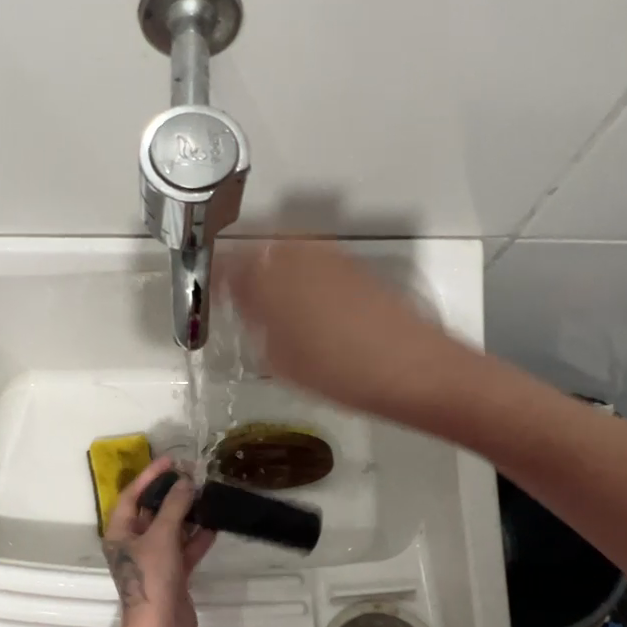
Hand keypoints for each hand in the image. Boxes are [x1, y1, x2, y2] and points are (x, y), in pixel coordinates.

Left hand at [102, 456, 215, 626]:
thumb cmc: (152, 577)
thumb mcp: (162, 536)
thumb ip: (174, 506)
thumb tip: (186, 481)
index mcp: (119, 532)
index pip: (131, 495)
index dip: (150, 476)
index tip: (171, 460)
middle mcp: (133, 544)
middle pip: (152, 511)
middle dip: (172, 495)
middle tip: (194, 477)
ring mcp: (153, 560)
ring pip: (171, 529)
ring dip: (188, 515)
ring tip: (207, 497)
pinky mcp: (172, 574)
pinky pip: (184, 549)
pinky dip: (197, 538)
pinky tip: (214, 525)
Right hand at [219, 240, 470, 416]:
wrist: (413, 369)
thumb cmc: (340, 374)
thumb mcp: (281, 362)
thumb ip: (257, 328)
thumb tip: (246, 310)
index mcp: (269, 280)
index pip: (228, 268)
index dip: (217, 280)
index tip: (212, 294)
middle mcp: (297, 258)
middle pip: (258, 252)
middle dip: (245, 269)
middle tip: (240, 297)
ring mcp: (330, 258)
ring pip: (287, 252)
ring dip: (274, 269)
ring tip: (271, 301)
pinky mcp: (356, 267)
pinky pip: (315, 261)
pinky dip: (302, 273)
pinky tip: (306, 303)